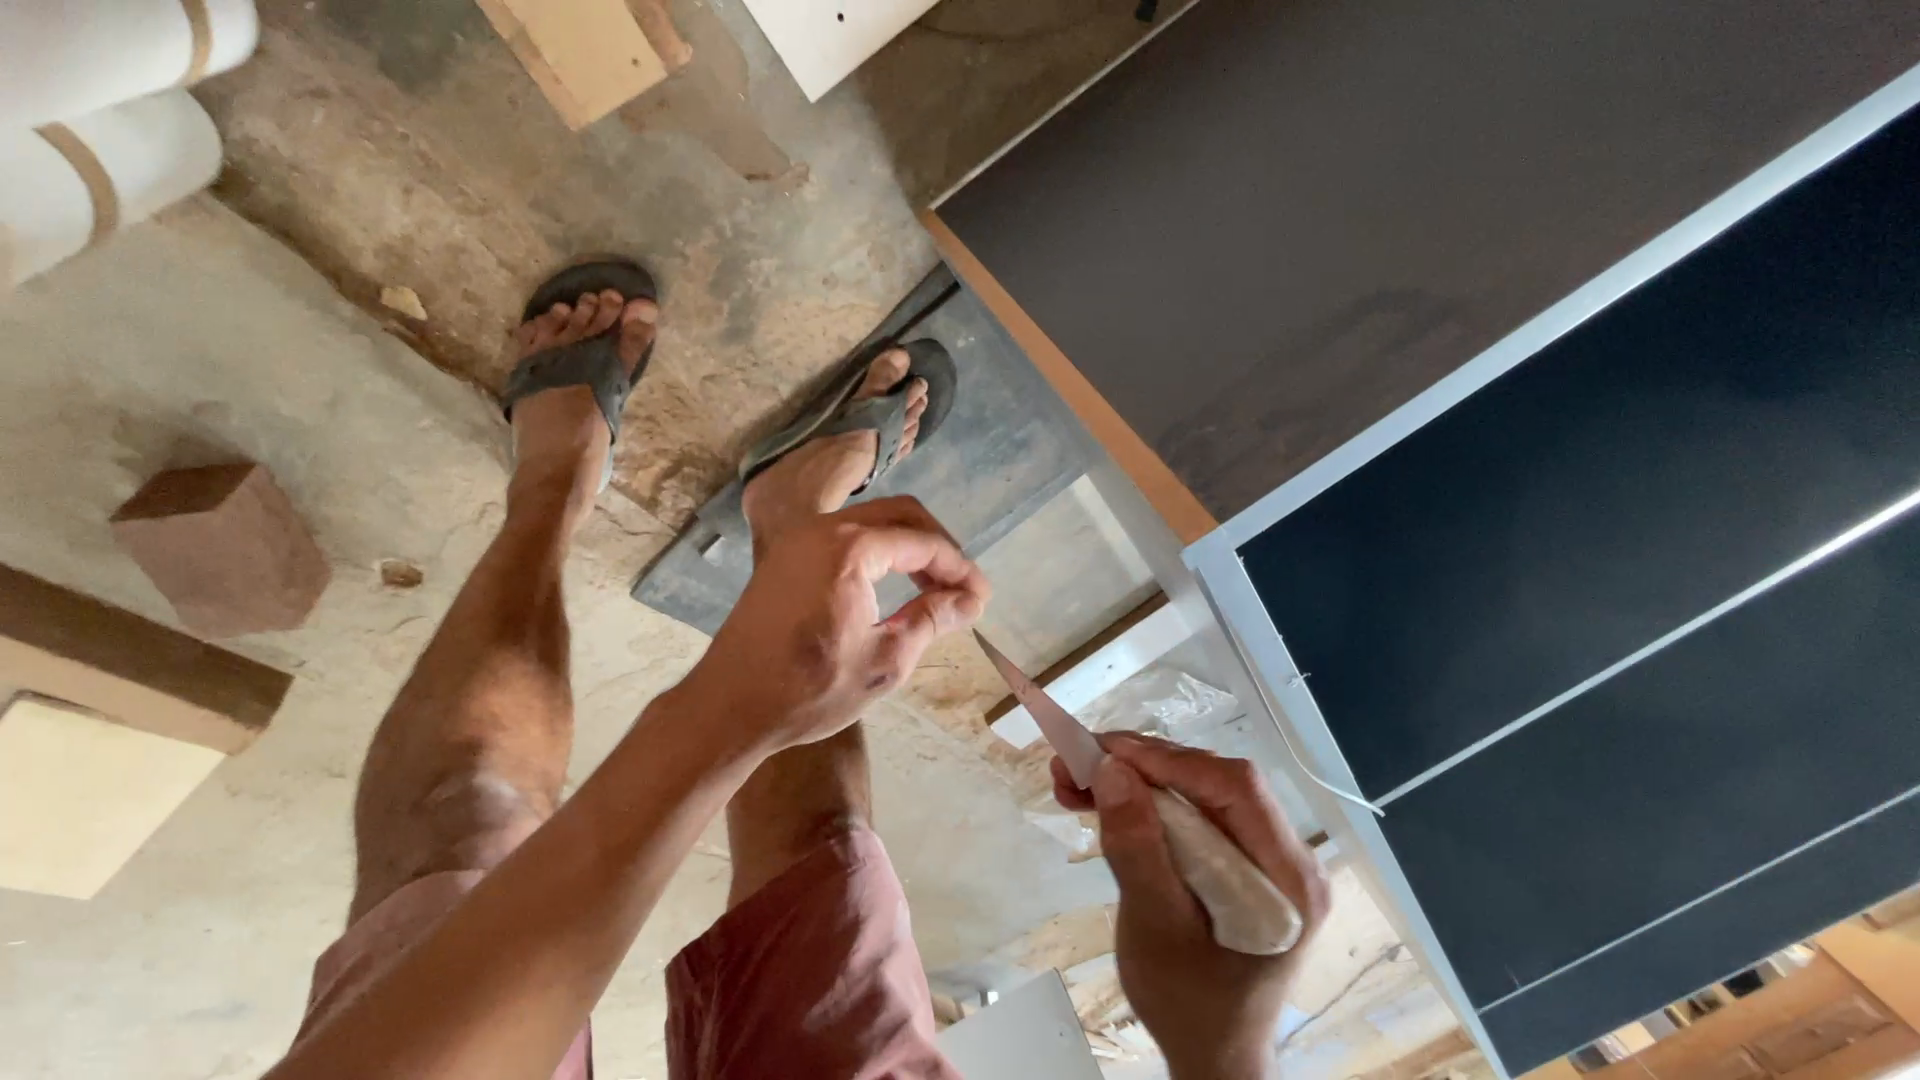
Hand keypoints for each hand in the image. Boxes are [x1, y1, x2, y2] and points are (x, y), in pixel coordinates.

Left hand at [688, 496, 989, 753]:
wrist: (730, 707)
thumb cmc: (810, 690)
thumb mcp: (885, 659)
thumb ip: (932, 618)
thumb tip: (970, 600)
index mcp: (849, 548)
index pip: (922, 541)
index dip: (959, 568)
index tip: (981, 598)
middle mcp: (822, 527)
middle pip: (900, 514)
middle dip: (937, 547)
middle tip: (961, 588)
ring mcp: (799, 538)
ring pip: (872, 520)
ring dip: (908, 545)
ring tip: (932, 588)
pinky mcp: (786, 554)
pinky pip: (846, 534)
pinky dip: (878, 550)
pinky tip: (891, 583)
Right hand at [1053, 734, 1330, 1079]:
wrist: (1211, 1052)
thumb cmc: (1188, 1002)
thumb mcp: (1155, 929)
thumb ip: (1137, 849)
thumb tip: (1112, 770)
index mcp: (1289, 877)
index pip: (1235, 788)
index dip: (1168, 761)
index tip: (1103, 753)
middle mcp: (1288, 855)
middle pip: (1215, 782)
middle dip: (1142, 765)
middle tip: (1076, 763)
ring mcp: (1265, 855)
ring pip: (1198, 791)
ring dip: (1135, 779)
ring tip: (1075, 779)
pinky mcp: (1238, 860)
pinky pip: (1192, 813)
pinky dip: (1144, 802)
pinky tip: (1102, 801)